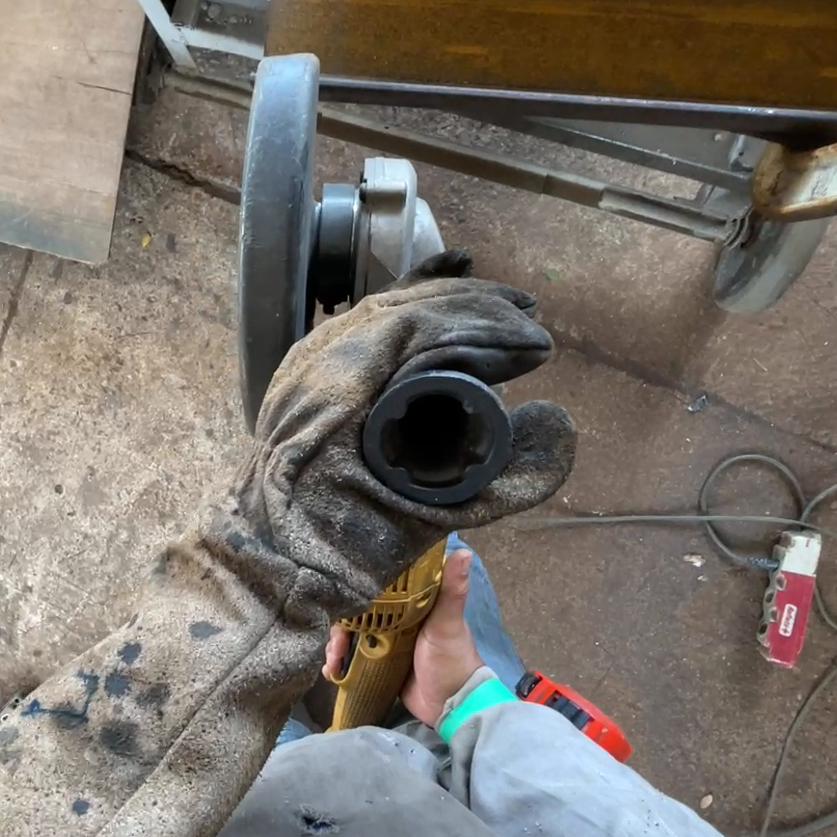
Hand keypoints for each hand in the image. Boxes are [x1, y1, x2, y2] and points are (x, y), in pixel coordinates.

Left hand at [243, 250, 574, 620]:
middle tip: (530, 315)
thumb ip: (504, 481)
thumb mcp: (432, 518)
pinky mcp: (309, 368)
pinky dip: (405, 299)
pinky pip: (360, 319)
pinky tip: (443, 278)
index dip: (489, 332)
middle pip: (407, 310)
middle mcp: (320, 363)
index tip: (537, 346)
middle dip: (476, 308)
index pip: (425, 332)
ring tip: (502, 302)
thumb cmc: (349, 545)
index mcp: (344, 392)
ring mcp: (309, 362)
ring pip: (384, 308)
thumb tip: (557, 425)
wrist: (279, 559)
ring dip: (445, 300)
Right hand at [324, 546, 485, 726]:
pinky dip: (339, 665)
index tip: (339, 601)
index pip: (374, 592)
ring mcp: (384, 644)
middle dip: (340, 628)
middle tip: (335, 644)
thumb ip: (451, 591)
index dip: (355, 596)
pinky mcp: (378, 666)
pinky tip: (332, 672)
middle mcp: (394, 621)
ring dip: (336, 647)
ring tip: (332, 662)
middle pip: (356, 615)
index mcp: (409, 606)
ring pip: (350, 637)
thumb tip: (462, 549)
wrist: (452, 706)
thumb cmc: (452, 658)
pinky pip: (351, 659)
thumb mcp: (448, 623)